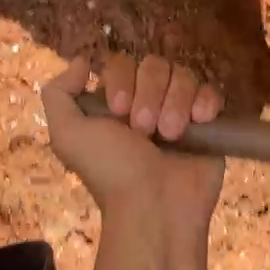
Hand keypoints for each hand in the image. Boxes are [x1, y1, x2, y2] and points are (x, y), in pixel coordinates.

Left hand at [40, 53, 225, 228]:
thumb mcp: (68, 136)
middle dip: (150, 94)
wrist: (154, 209)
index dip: (122, 81)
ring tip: (170, 135)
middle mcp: (149, 100)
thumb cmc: (111, 171)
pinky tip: (198, 123)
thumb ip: (58, 94)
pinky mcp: (208, 121)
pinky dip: (205, 103)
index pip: (123, 63)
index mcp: (118, 101)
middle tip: (145, 130)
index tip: (119, 112)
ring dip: (176, 102)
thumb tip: (81, 60)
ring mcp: (180, 109)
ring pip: (183, 74)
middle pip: (154, 64)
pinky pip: (210, 91)